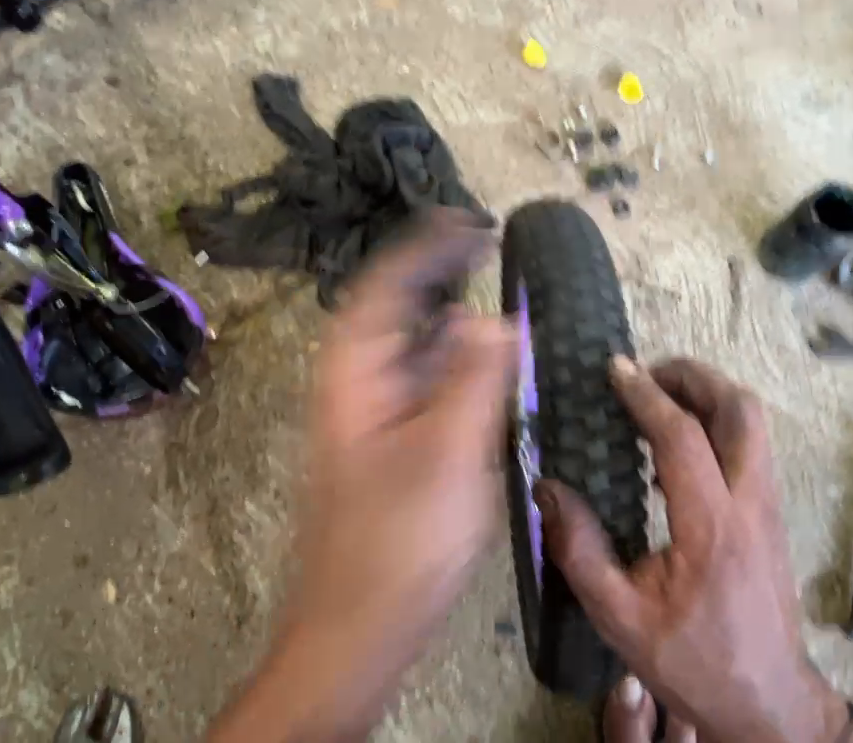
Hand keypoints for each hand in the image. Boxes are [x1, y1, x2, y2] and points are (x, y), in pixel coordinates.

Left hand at [209, 212, 516, 742]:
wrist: (355, 629)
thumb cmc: (395, 542)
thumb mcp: (446, 452)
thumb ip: (474, 378)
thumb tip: (494, 317)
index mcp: (354, 372)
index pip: (385, 283)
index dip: (427, 245)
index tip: (473, 222)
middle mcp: (357, 383)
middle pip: (398, 309)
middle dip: (442, 274)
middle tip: (490, 248)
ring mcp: (373, 415)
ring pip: (414, 348)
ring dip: (453, 319)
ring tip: (498, 293)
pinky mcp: (392, 444)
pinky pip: (426, 384)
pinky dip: (458, 363)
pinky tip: (491, 363)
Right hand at [539, 358, 852, 742]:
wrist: (768, 704)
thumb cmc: (691, 660)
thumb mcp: (619, 618)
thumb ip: (579, 549)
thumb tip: (547, 488)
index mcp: (711, 527)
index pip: (682, 436)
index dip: (646, 395)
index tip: (615, 369)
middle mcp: (750, 504)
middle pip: (740, 410)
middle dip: (693, 378)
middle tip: (645, 375)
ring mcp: (768, 506)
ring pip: (753, 423)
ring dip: (708, 395)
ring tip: (659, 397)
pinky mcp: (771, 514)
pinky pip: (751, 445)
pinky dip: (717, 421)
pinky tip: (678, 442)